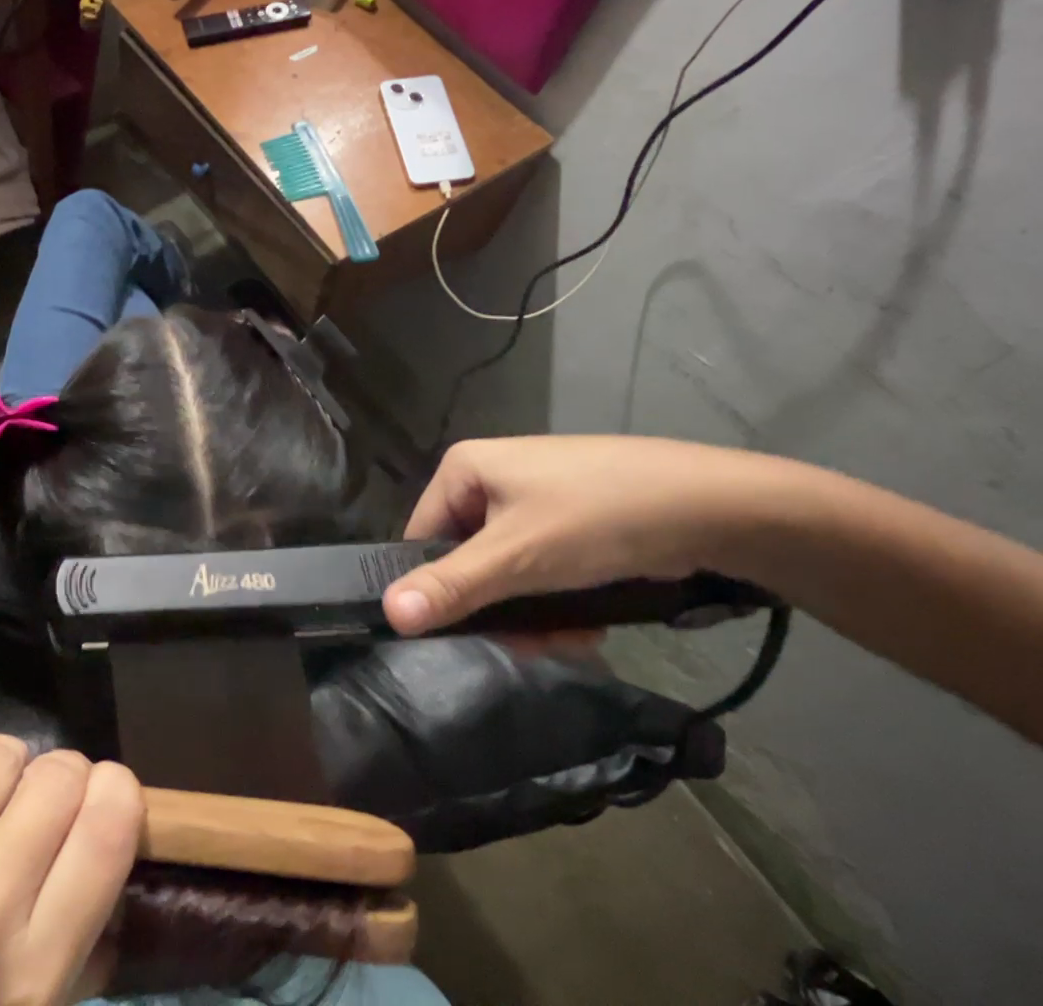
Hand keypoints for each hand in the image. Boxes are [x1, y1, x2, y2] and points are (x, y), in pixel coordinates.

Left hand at [0, 732, 143, 1005]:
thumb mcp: (33, 1003)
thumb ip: (86, 930)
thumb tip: (116, 822)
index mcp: (29, 971)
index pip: (106, 834)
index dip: (117, 792)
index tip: (106, 792)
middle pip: (57, 780)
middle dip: (62, 777)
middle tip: (41, 798)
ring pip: (0, 753)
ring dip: (6, 768)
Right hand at [384, 436, 785, 645]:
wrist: (720, 507)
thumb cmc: (600, 519)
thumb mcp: (517, 558)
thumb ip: (451, 587)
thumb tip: (389, 614)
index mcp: (466, 467)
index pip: (421, 537)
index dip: (438, 587)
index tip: (470, 629)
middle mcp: (495, 473)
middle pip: (467, 558)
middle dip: (500, 607)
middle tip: (534, 643)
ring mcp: (538, 492)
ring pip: (509, 567)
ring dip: (533, 610)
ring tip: (572, 636)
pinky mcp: (575, 512)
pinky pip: (543, 561)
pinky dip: (558, 594)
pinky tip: (588, 618)